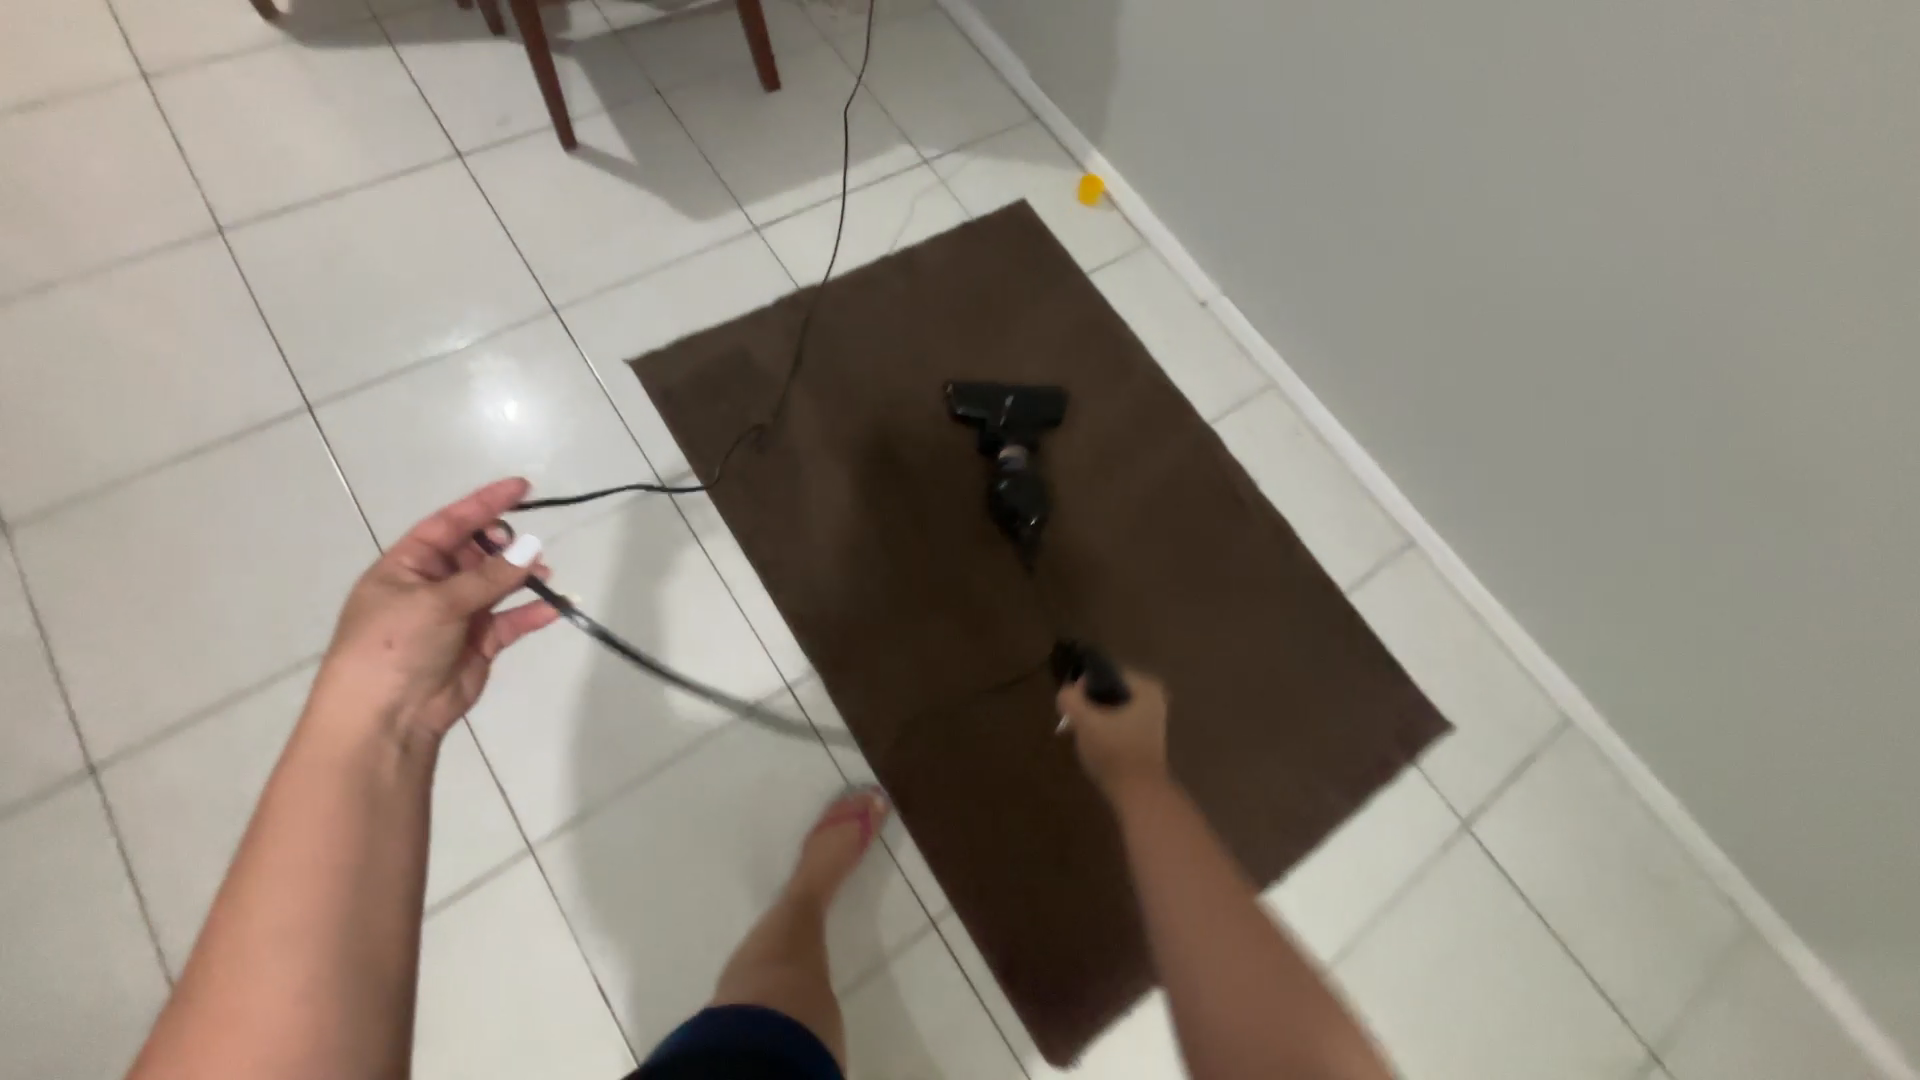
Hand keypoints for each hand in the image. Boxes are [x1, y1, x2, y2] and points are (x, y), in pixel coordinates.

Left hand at [313, 478, 559, 743]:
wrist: (386, 716)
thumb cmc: (393, 647)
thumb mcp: (437, 603)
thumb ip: (489, 576)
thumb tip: (534, 547)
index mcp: (406, 567)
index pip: (449, 523)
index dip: (484, 503)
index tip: (522, 487)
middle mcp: (432, 586)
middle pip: (476, 552)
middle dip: (504, 544)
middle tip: (524, 546)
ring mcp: (457, 615)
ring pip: (498, 584)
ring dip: (522, 576)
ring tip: (545, 572)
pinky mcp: (478, 644)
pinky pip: (512, 620)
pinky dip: (533, 612)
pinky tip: (556, 606)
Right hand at [1058, 669, 1169, 799]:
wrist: (1139, 795)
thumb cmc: (1115, 752)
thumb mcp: (1086, 721)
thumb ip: (1071, 699)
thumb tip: (1066, 692)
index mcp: (1146, 688)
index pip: (1105, 673)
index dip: (1083, 686)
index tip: (1070, 706)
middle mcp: (1153, 700)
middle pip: (1108, 692)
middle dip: (1088, 705)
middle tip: (1073, 722)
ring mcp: (1151, 721)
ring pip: (1111, 710)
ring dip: (1094, 719)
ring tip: (1081, 735)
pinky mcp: (1144, 739)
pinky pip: (1117, 724)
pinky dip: (1104, 731)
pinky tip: (1094, 746)